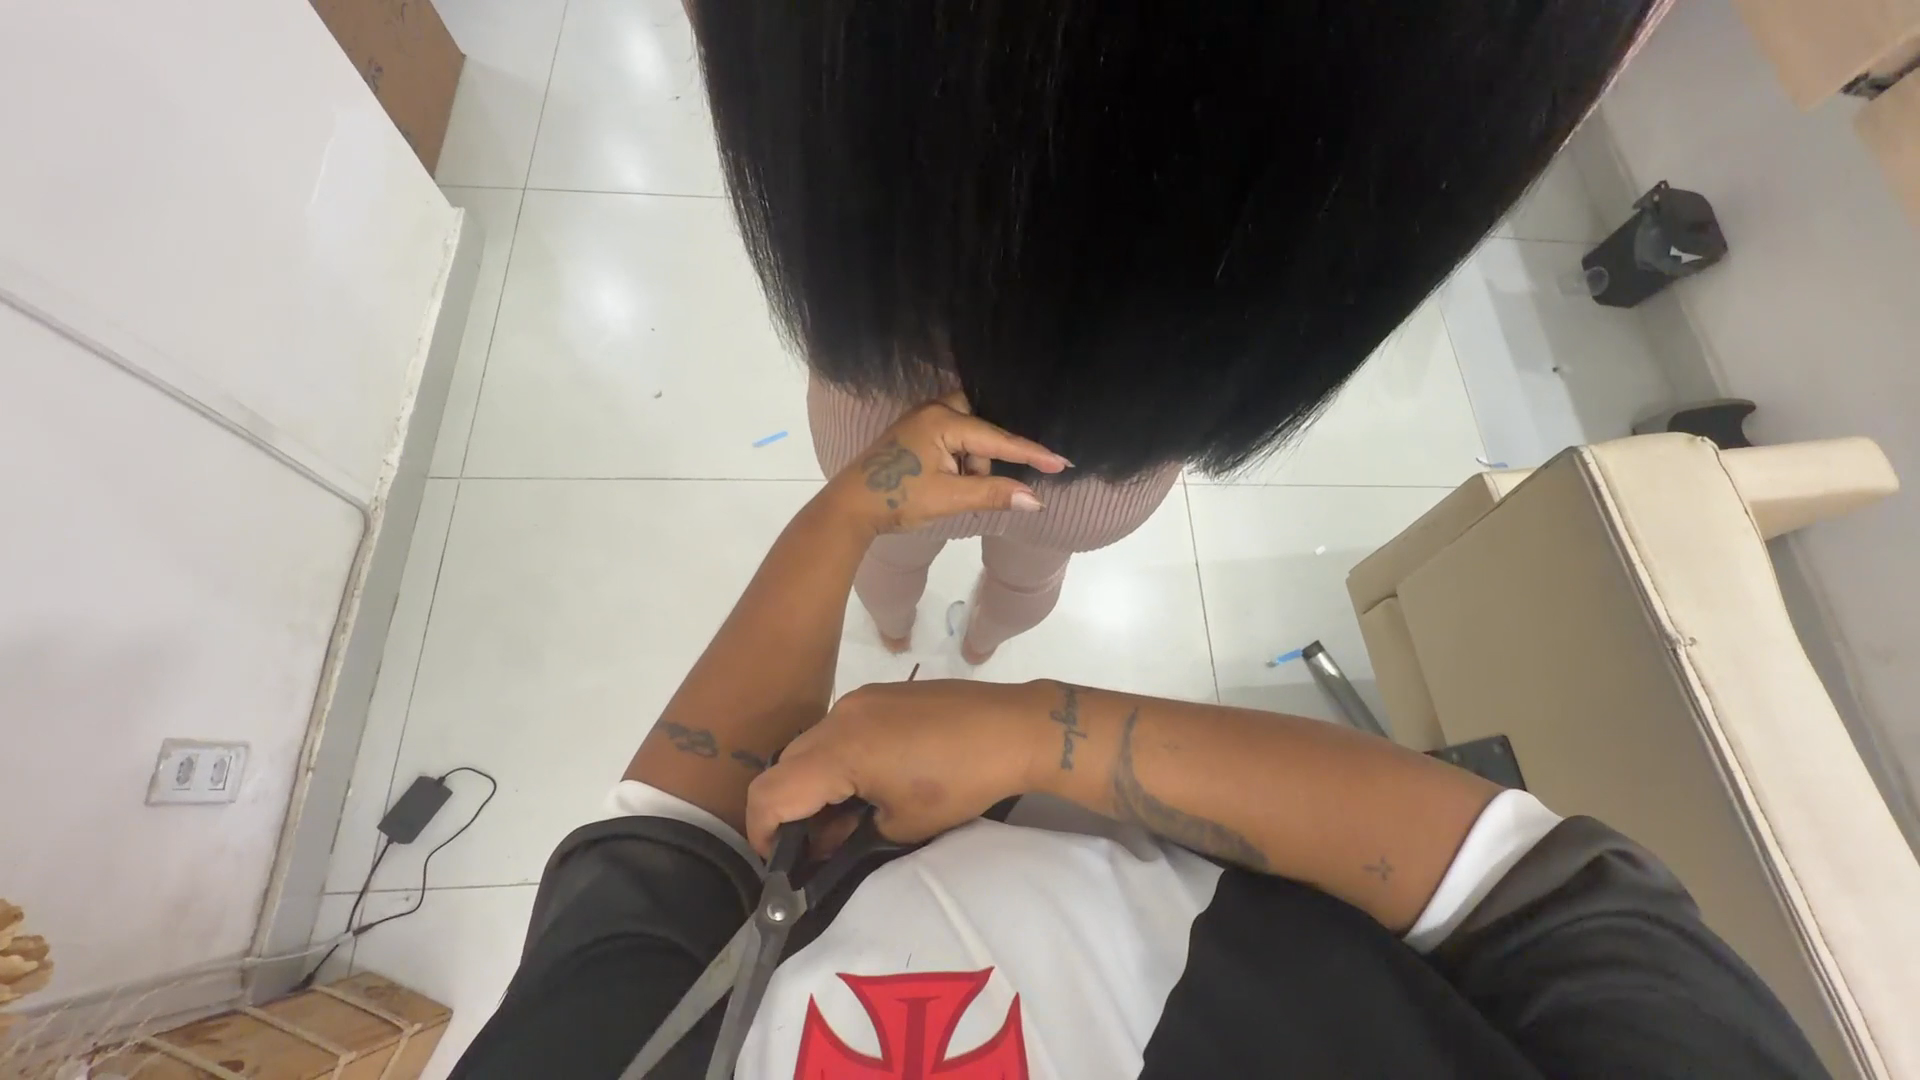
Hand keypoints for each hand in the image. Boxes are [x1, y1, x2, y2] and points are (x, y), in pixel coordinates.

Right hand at [744, 680, 1049, 854]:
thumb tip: (822, 841)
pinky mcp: (880, 693)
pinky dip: (837, 758)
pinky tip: (871, 779)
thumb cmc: (961, 781)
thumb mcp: (903, 823)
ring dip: (813, 782)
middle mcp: (839, 715)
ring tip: (848, 813)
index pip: (770, 793)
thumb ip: (848, 835)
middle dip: (788, 809)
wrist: (1013, 728)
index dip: (763, 834)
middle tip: (816, 844)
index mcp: (839, 750)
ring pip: (810, 745)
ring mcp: (860, 699)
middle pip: (785, 766)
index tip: (780, 862)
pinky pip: (838, 728)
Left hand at [824, 394, 1069, 534]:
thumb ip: (994, 494)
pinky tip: (941, 480)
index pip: (998, 438)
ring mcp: (922, 419)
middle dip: (985, 457)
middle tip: (971, 483)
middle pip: (982, 427)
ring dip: (969, 463)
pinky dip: (956, 461)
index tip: (1061, 462)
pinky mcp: (915, 432)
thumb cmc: (898, 499)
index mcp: (943, 419)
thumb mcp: (950, 498)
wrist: (849, 508)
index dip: (1031, 452)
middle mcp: (933, 409)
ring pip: (967, 437)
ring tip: (947, 489)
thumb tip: (1035, 499)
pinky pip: (951, 439)